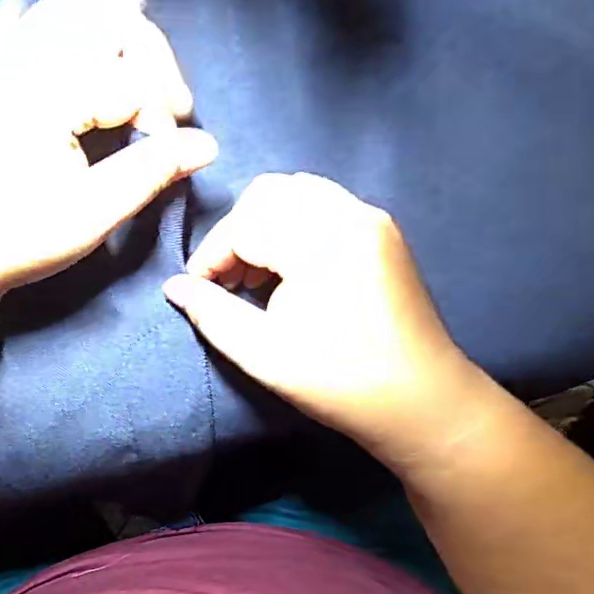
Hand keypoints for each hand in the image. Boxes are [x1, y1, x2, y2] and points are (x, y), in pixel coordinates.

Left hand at [0, 0, 218, 303]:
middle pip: (106, 20)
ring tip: (125, 83)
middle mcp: (25, 58)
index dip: (166, 111)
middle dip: (149, 58)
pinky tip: (59, 62)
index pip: (135, 75)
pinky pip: (14, 25)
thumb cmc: (19, 239)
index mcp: (54, 90)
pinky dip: (46, 32)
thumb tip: (205, 146)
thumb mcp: (94, 213)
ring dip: (107, 38)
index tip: (174, 152)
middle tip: (162, 108)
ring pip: (64, 11)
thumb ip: (152, 171)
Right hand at [162, 173, 485, 463]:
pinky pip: (326, 206)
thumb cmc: (338, 381)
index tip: (200, 290)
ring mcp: (372, 219)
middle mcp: (349, 214)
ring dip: (265, 225)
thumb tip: (174, 287)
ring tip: (255, 277)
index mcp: (320, 240)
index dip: (212, 255)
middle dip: (236, 232)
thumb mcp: (263, 353)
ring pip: (299, 193)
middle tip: (226, 280)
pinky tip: (291, 272)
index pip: (245, 223)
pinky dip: (295, 226)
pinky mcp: (384, 233)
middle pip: (270, 193)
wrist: (419, 401)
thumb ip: (212, 314)